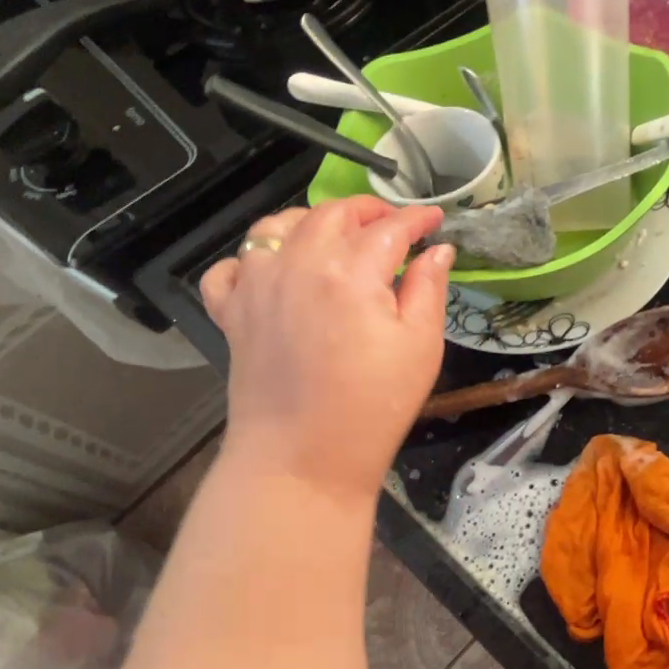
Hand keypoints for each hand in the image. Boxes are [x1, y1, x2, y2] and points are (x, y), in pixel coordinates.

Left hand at [199, 198, 451, 500]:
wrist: (301, 458)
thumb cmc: (374, 404)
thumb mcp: (421, 345)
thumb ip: (429, 288)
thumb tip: (437, 250)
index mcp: (350, 273)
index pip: (388, 227)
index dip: (416, 218)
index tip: (435, 220)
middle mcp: (298, 266)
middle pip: (331, 214)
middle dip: (367, 210)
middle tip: (393, 224)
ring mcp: (257, 286)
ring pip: (276, 227)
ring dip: (311, 221)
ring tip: (336, 236)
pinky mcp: (232, 313)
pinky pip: (232, 267)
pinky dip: (254, 258)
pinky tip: (278, 272)